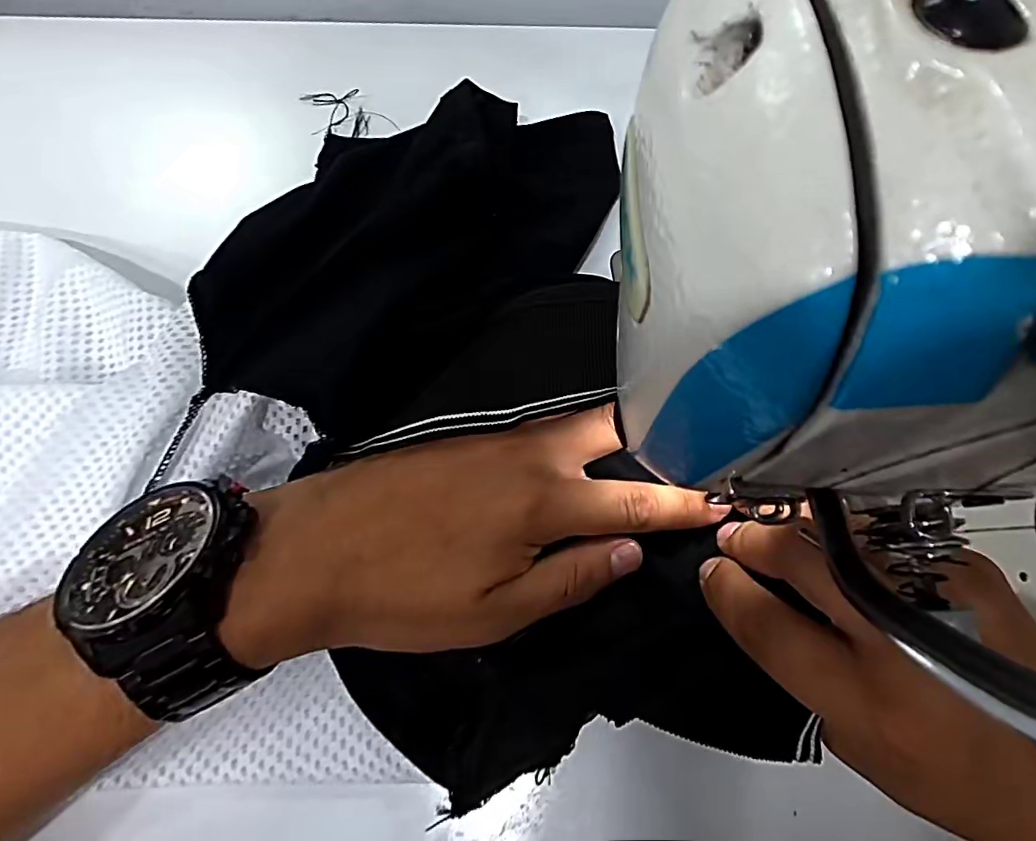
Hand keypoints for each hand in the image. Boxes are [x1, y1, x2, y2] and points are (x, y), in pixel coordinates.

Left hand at [220, 405, 725, 663]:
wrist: (313, 547)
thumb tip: (629, 553)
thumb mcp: (494, 611)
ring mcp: (503, 437)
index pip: (636, 498)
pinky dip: (577, 442)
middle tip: (686, 462)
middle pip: (615, 427)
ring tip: (642, 463)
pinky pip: (546, 430)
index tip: (722, 499)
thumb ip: (572, 577)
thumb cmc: (403, 591)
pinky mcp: (477, 438)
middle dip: (658, 438)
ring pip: (581, 424)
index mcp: (545, 499)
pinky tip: (574, 467)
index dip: (685, 502)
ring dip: (619, 437)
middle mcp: (532, 453)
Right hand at [699, 518, 1035, 840]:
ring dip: (793, 522)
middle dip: (752, 539)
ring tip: (768, 522)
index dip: (729, 590)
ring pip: (837, 531)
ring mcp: (930, 585)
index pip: (769, 626)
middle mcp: (895, 631)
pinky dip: (846, 528)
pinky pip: (882, 530)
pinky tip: (831, 530)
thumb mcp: (858, 745)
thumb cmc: (948, 764)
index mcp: (863, 695)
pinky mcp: (958, 559)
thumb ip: (804, 679)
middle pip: (798, 559)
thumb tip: (761, 616)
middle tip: (731, 533)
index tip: (711, 570)